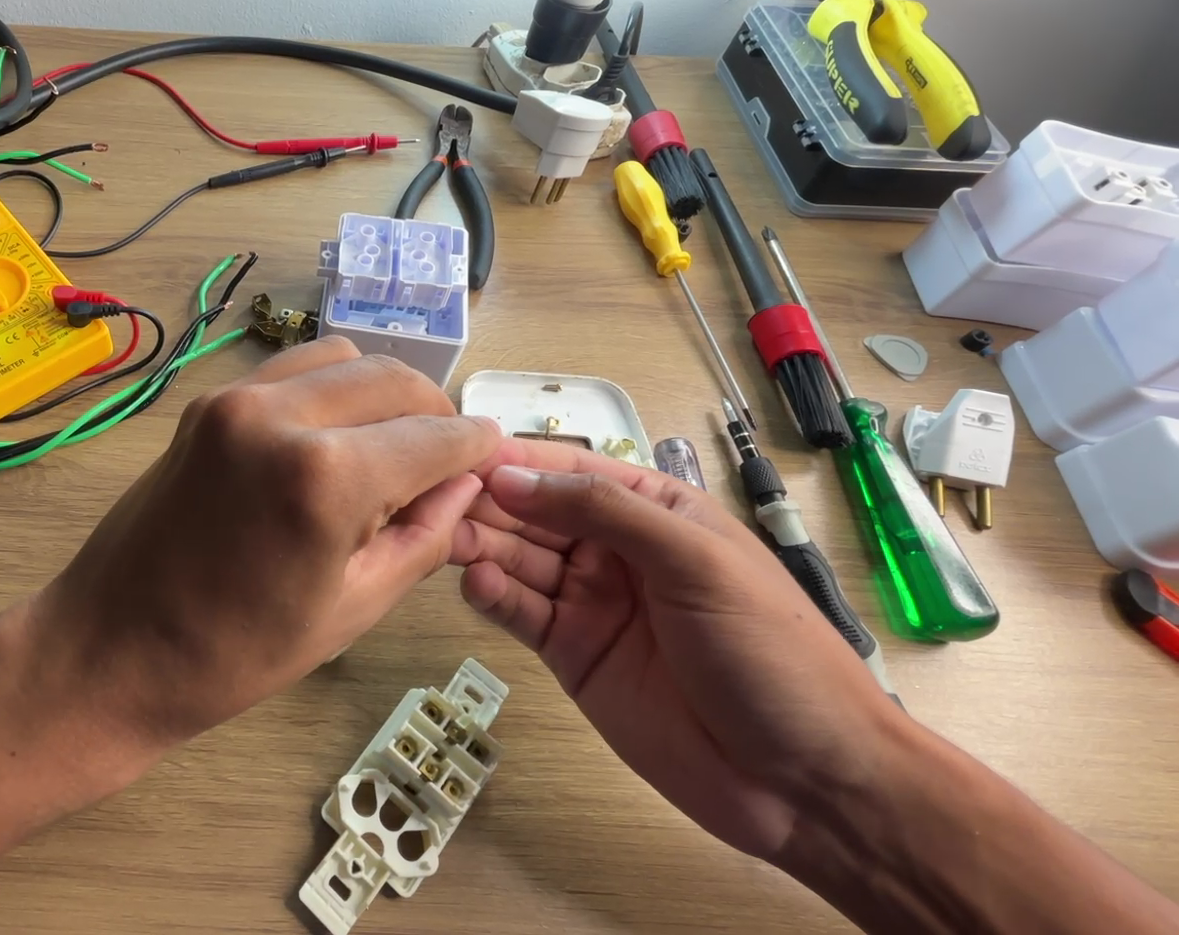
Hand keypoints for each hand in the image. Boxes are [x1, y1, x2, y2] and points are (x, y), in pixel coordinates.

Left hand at [15, 337, 499, 749]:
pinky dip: (331, 388)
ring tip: (388, 448)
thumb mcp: (351, 608)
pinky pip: (292, 370)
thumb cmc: (235, 654)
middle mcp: (281, 415)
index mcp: (325, 477)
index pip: (436, 437)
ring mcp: (236, 398)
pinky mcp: (208, 401)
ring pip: (345, 359)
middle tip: (442, 464)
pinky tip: (333, 434)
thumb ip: (424, 535)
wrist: (111, 646)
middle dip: (435, 416)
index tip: (494, 458)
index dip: (476, 448)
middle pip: (396, 379)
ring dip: (383, 393)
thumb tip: (466, 482)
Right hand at [448, 439, 902, 859]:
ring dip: (481, 546)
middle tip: (436, 500)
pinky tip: (477, 586)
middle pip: (533, 512)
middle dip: (488, 502)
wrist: (802, 782)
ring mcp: (586, 601)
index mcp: (651, 510)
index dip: (517, 461)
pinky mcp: (567, 651)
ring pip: (517, 559)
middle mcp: (610, 548)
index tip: (461, 456)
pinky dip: (493, 596)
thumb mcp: (695, 561)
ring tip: (446, 540)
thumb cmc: (768, 651)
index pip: (569, 469)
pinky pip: (518, 612)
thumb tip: (513, 477)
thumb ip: (604, 510)